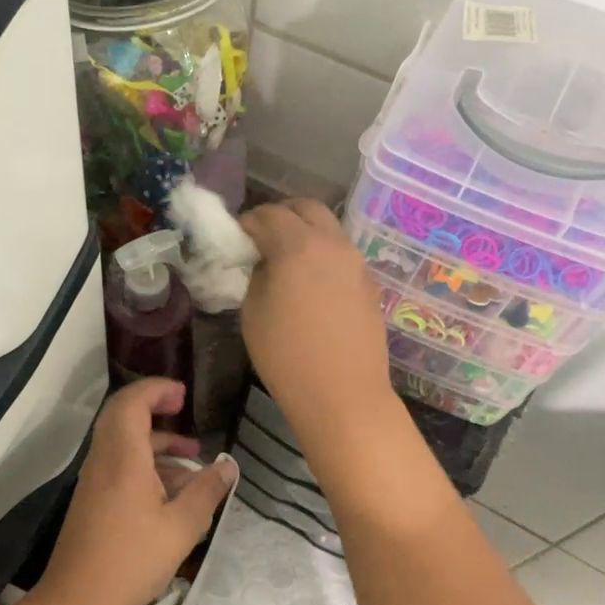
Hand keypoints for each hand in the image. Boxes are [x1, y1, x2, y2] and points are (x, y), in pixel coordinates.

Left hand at [32, 379, 237, 604]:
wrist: (76, 602)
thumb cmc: (131, 562)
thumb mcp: (181, 529)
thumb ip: (206, 492)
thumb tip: (227, 465)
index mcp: (123, 459)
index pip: (131, 403)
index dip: (156, 390)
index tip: (183, 395)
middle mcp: (103, 462)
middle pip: (122, 418)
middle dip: (155, 411)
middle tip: (185, 414)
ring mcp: (94, 482)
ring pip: (122, 446)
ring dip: (155, 445)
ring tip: (194, 464)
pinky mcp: (92, 502)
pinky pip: (119, 468)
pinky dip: (146, 467)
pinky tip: (174, 495)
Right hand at [239, 199, 398, 430]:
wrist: (343, 395)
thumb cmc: (287, 357)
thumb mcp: (253, 313)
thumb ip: (257, 276)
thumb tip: (265, 263)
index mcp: (298, 246)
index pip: (268, 214)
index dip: (247, 222)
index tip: (235, 238)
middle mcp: (333, 243)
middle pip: (307, 209)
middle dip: (281, 216)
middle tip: (261, 239)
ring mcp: (357, 263)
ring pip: (329, 230)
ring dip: (305, 235)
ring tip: (285, 263)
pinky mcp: (369, 285)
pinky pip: (342, 257)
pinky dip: (322, 257)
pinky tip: (309, 287)